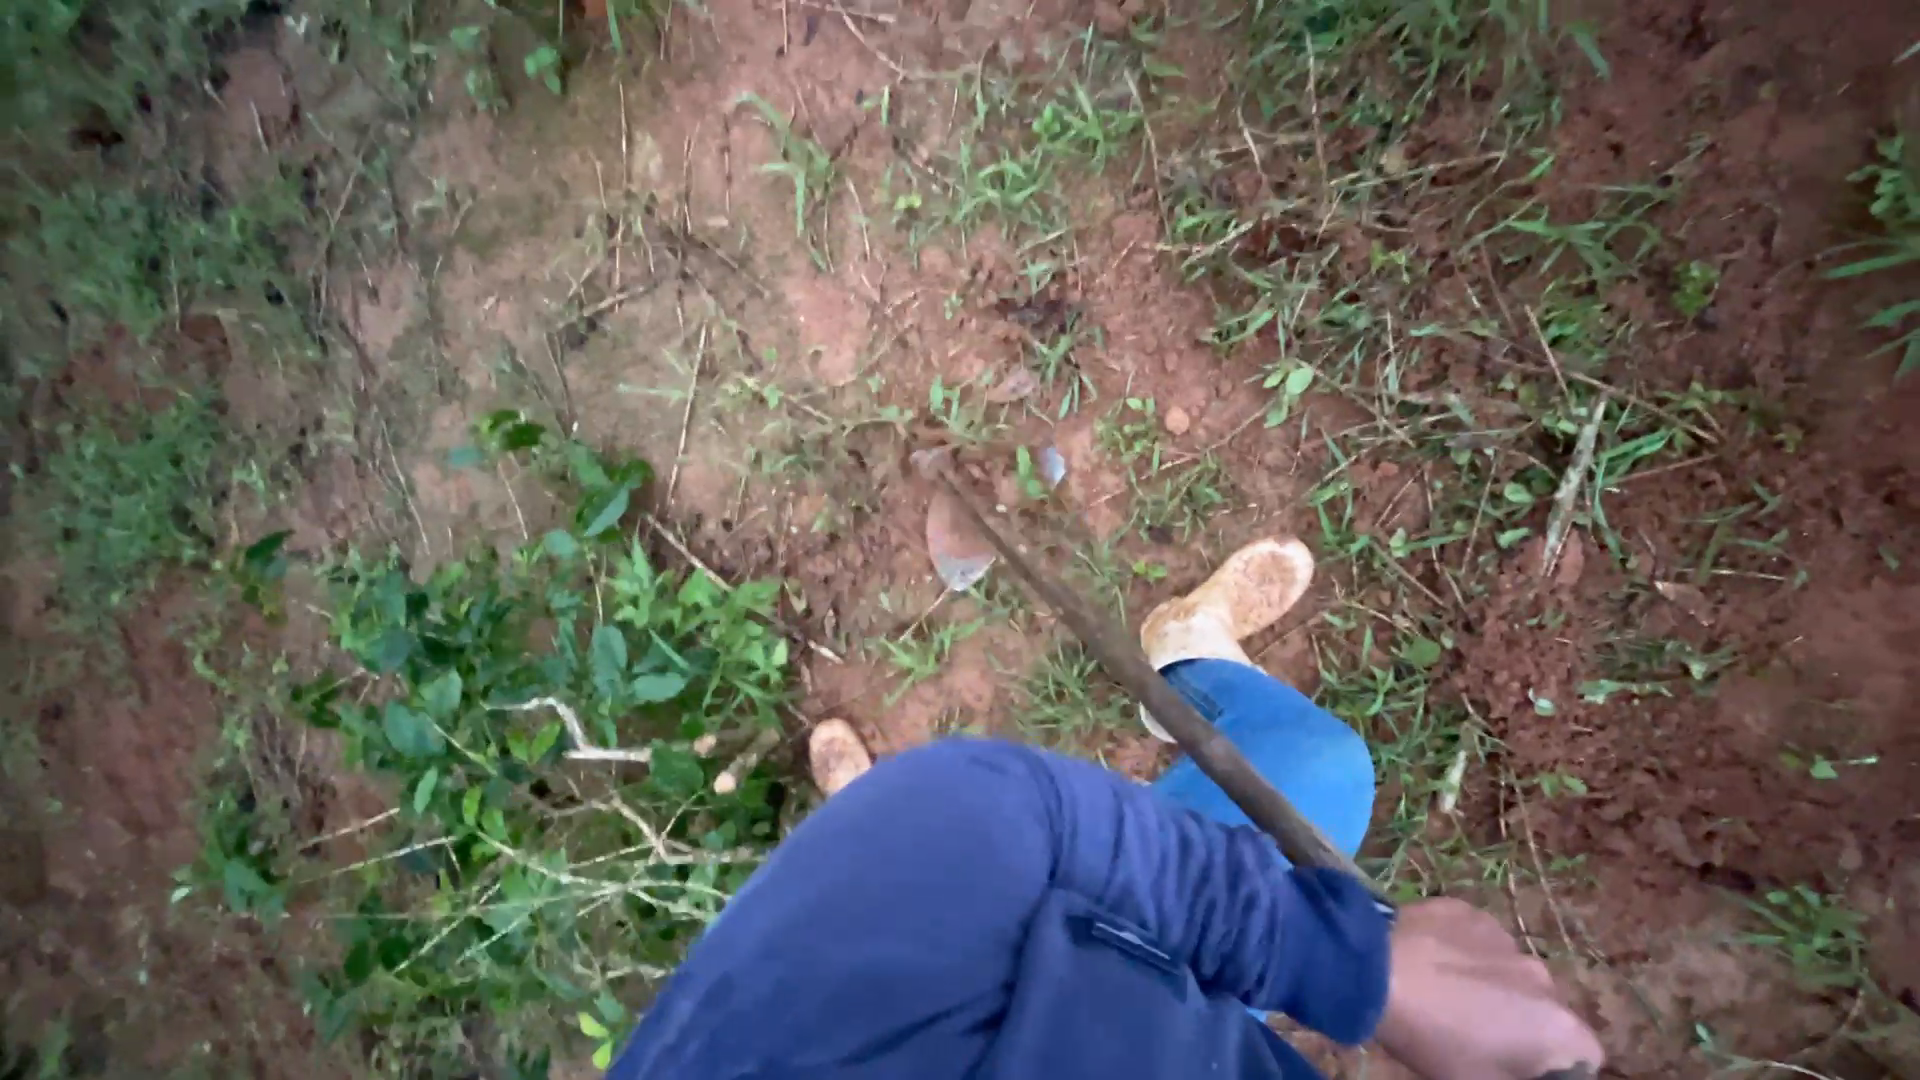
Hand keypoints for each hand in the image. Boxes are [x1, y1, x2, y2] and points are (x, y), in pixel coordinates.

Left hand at [1373, 897, 1602, 1079]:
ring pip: (1507, 968)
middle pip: (1544, 1008)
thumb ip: (1519, 1078)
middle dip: (1520, 1020)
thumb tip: (1516, 1060)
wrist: (1371, 968)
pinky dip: (1461, 946)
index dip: (1553, 1067)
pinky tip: (1428, 957)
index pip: (1584, 1057)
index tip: (1513, 1066)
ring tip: (1443, 990)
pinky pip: (1474, 935)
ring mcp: (1500, 933)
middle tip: (1472, 1029)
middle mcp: (1541, 975)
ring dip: (1490, 981)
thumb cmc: (1431, 1037)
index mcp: (1560, 1027)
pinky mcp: (1462, 907)